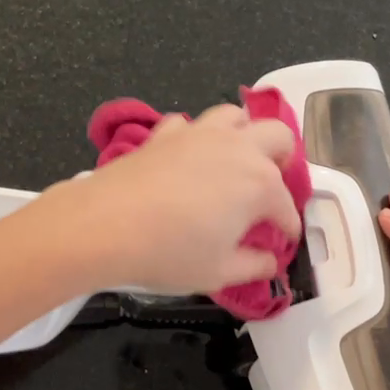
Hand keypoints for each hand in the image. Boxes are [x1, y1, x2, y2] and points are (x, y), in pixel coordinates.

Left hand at [42, 103, 301, 295]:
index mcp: (259, 185)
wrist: (103, 225)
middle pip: (278, 136)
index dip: (287, 229)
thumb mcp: (218, 273)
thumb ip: (253, 266)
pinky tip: (188, 158)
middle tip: (270, 189)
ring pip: (236, 115)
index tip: (280, 244)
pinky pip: (190, 124)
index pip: (286, 207)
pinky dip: (196, 137)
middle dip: (283, 160)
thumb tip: (269, 262)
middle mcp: (236, 149)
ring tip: (235, 162)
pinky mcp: (164, 133)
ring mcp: (199, 134)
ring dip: (243, 135)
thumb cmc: (168, 253)